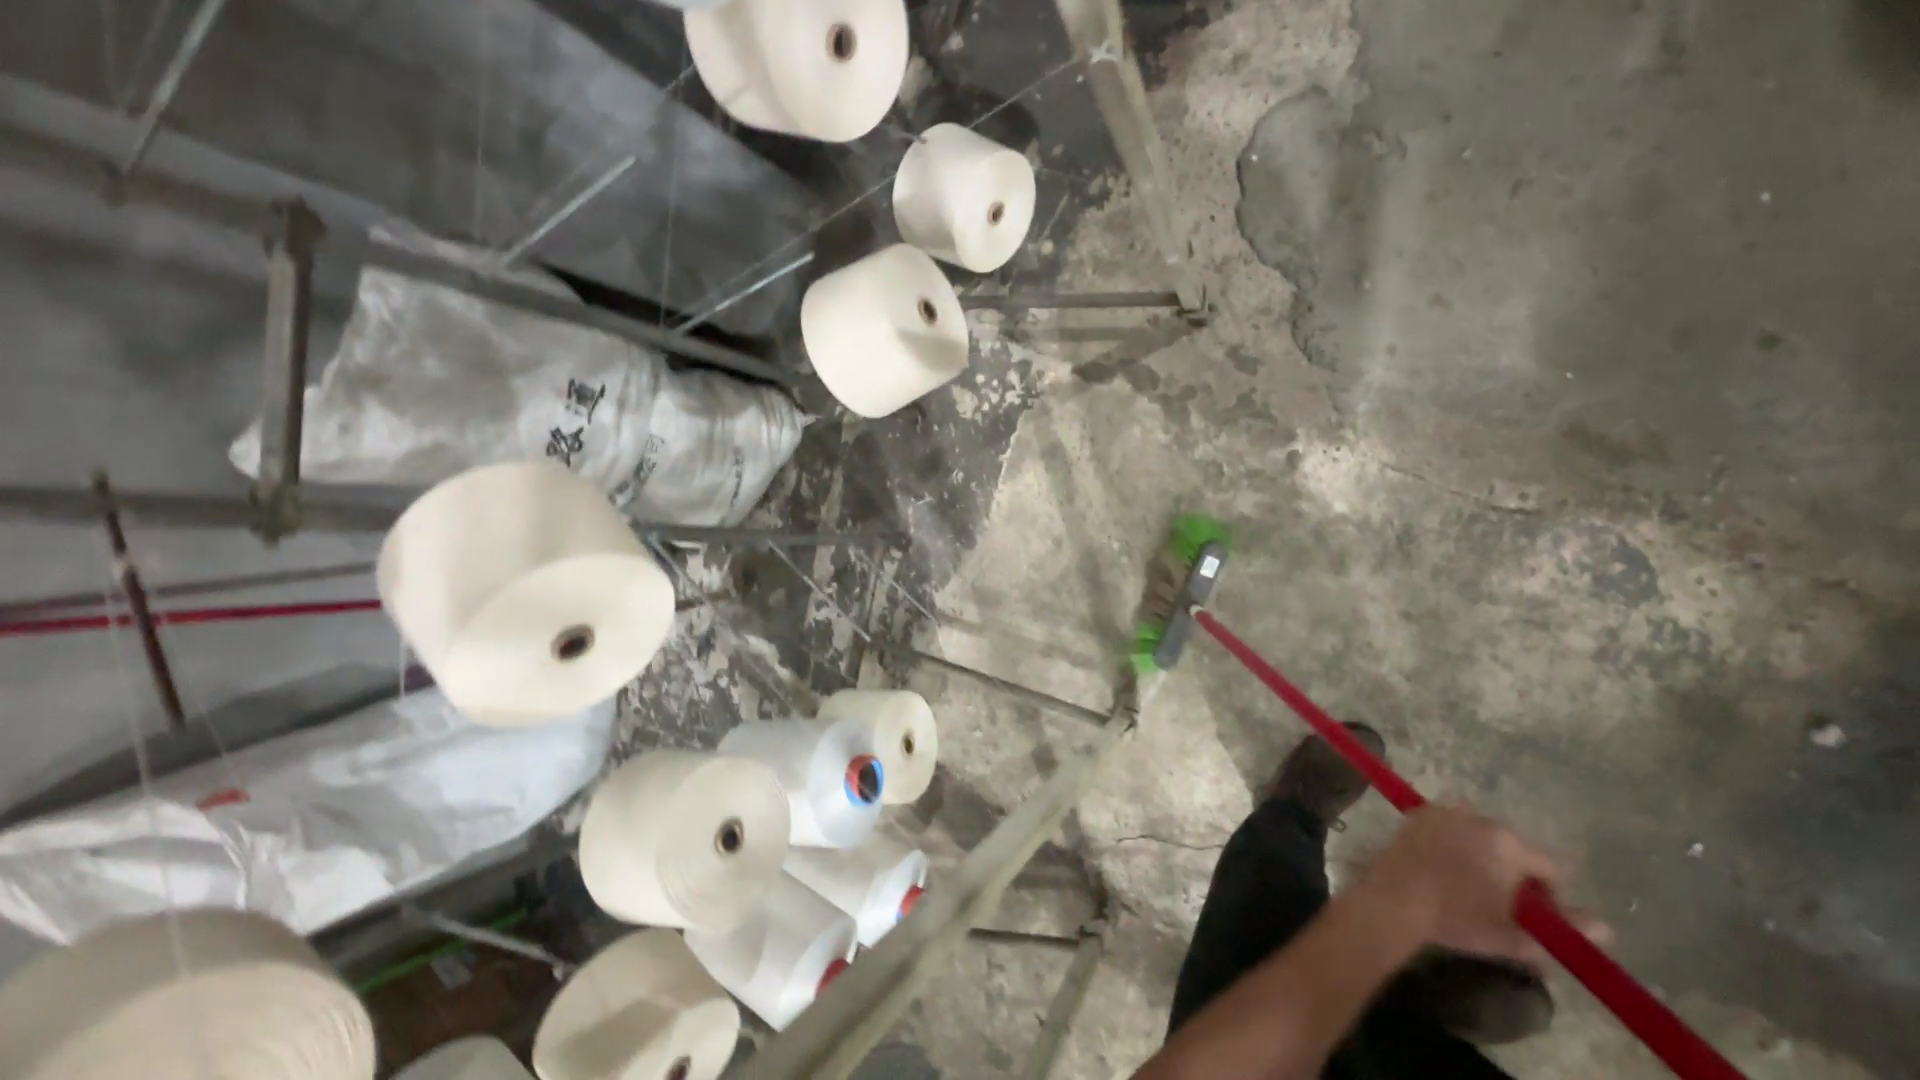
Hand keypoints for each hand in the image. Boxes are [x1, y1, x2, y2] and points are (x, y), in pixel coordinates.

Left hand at [1361, 803, 1607, 966]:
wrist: (1394, 900)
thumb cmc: (1457, 917)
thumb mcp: (1514, 933)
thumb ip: (1563, 930)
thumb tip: (1607, 929)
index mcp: (1508, 843)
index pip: (1546, 867)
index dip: (1547, 895)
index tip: (1534, 916)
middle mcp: (1478, 818)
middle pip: (1511, 848)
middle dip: (1512, 873)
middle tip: (1498, 903)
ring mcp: (1444, 812)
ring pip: (1478, 836)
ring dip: (1481, 856)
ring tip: (1467, 886)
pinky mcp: (1417, 815)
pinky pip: (1448, 829)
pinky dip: (1451, 844)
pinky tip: (1442, 869)